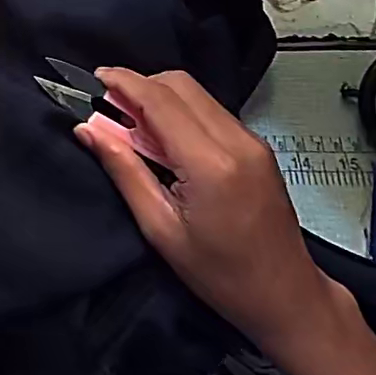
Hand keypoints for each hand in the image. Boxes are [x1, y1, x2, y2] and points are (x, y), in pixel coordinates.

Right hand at [75, 68, 353, 350]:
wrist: (287, 296)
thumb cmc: (222, 276)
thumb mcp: (161, 229)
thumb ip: (124, 171)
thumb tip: (88, 130)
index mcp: (210, 164)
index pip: (160, 99)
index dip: (124, 82)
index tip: (97, 78)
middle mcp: (236, 140)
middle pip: (179, 83)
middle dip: (140, 85)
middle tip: (111, 109)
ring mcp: (251, 139)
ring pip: (195, 92)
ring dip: (159, 97)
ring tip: (135, 130)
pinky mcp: (256, 144)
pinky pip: (210, 109)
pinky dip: (180, 111)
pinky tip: (166, 141)